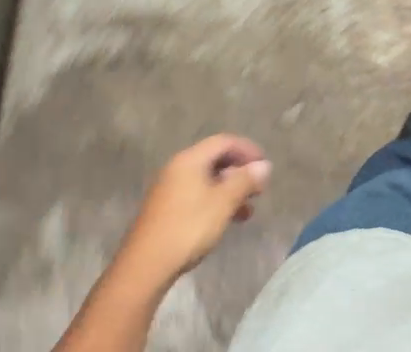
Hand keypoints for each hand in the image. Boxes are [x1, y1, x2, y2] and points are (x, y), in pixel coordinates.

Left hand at [116, 134, 271, 286]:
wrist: (145, 267)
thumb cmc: (188, 228)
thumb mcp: (223, 203)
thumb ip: (245, 181)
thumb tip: (264, 165)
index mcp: (190, 160)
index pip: (224, 142)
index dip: (247, 150)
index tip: (265, 167)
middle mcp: (177, 168)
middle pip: (215, 160)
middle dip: (240, 172)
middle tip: (259, 189)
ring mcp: (169, 189)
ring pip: (207, 181)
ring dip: (230, 191)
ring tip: (247, 211)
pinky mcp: (165, 210)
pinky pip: (196, 195)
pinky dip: (215, 202)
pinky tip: (226, 221)